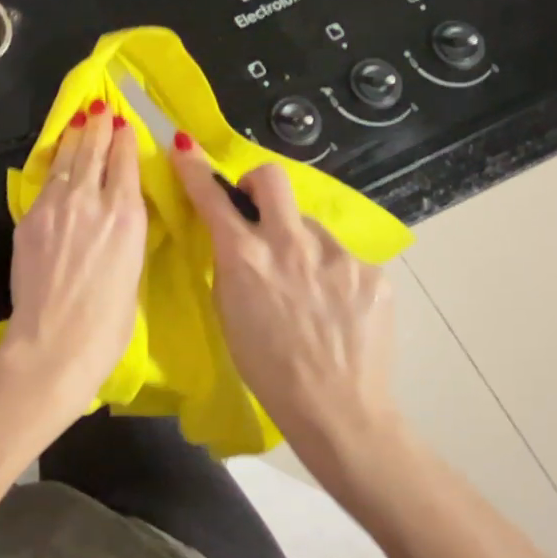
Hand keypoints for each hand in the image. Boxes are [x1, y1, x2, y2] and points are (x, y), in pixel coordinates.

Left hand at [0, 101, 148, 420]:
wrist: (53, 340)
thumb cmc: (106, 325)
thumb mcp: (132, 273)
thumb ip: (124, 236)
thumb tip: (115, 219)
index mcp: (126, 217)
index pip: (124, 164)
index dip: (123, 141)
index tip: (123, 124)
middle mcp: (90, 201)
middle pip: (93, 153)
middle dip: (96, 128)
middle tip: (99, 108)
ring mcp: (55, 206)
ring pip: (66, 161)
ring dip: (73, 138)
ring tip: (79, 120)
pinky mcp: (30, 218)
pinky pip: (45, 182)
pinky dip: (53, 163)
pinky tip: (55, 157)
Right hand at [170, 145, 397, 451]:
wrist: (338, 410)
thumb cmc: (265, 366)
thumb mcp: (227, 308)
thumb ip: (231, 263)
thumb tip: (236, 238)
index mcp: (245, 255)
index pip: (212, 194)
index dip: (193, 167)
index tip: (184, 147)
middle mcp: (290, 244)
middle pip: (272, 179)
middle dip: (258, 186)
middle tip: (258, 212)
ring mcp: (338, 256)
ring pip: (310, 227)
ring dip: (300, 244)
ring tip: (305, 289)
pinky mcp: (373, 274)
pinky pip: (342, 258)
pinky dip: (332, 273)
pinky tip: (333, 307)